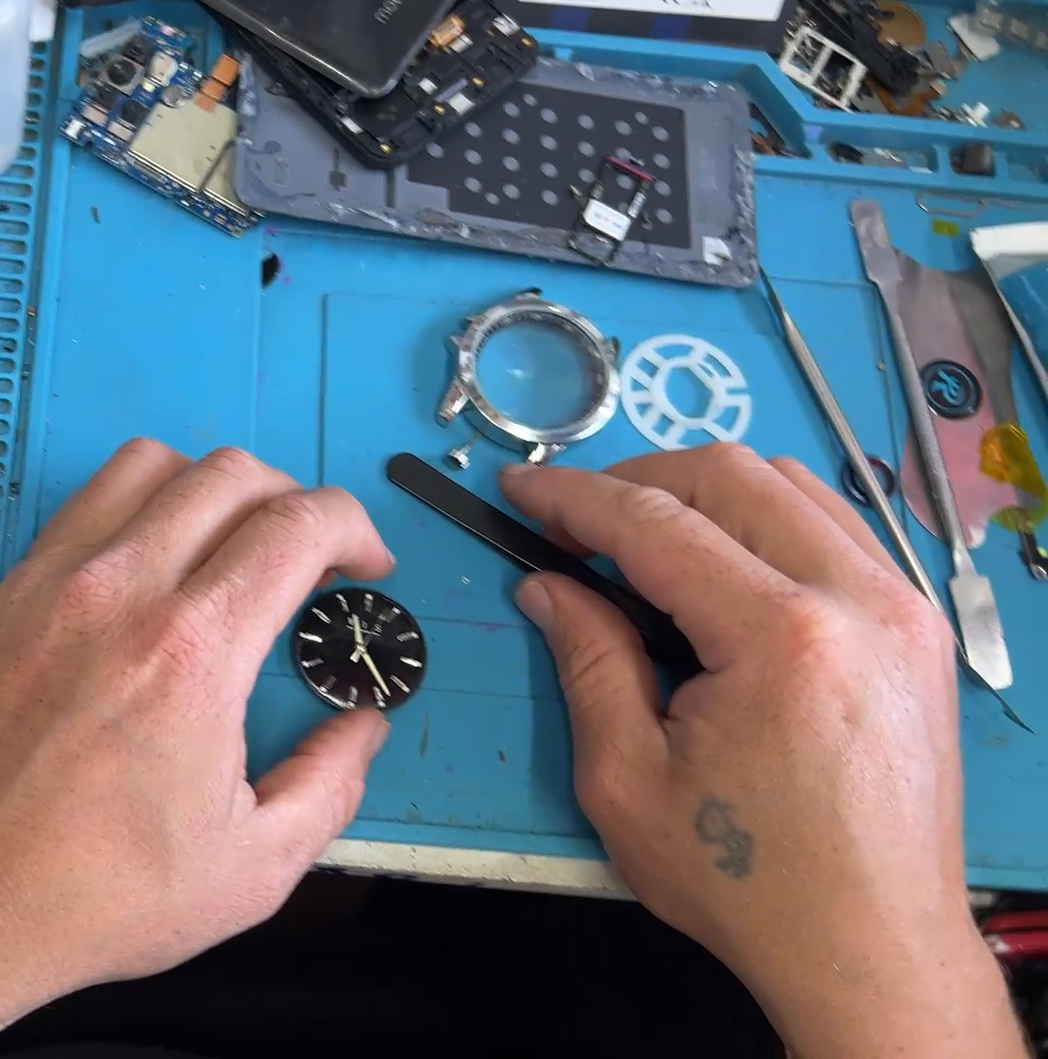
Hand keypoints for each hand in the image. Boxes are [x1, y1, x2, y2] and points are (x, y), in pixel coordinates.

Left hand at [0, 440, 394, 1057]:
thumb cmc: (99, 893)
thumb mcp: (253, 867)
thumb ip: (331, 782)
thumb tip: (363, 724)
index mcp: (193, 652)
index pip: (296, 525)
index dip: (353, 526)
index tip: (364, 562)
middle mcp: (122, 591)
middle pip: (231, 474)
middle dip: (294, 499)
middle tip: (306, 557)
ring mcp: (57, 578)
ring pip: (153, 463)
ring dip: (212, 485)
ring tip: (229, 541)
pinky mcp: (15, 588)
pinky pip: (88, 499)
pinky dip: (141, 500)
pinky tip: (152, 557)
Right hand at [500, 444, 1021, 1057]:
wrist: (871, 953)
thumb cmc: (732, 872)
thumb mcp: (621, 772)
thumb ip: (587, 657)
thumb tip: (545, 583)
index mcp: (780, 638)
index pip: (654, 523)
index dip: (569, 496)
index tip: (514, 487)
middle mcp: (861, 601)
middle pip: (729, 476)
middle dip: (628, 480)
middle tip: (565, 521)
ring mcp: (903, 609)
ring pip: (786, 484)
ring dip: (689, 491)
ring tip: (626, 535)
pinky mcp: (913, 629)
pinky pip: (826, 522)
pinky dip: (748, 515)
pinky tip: (703, 559)